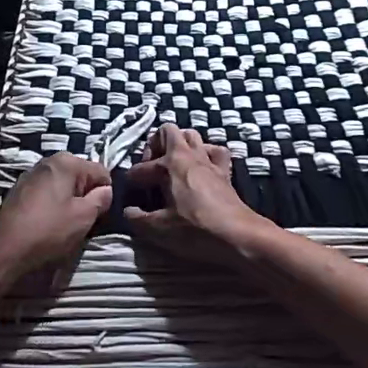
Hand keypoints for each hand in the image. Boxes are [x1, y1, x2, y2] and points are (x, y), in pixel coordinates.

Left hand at [0, 153, 112, 277]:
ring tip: (66, 226)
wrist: (5, 250)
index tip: (101, 214)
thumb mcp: (83, 217)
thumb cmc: (49, 230)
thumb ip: (101, 199)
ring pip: (63, 187)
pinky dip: (52, 207)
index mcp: (65, 162)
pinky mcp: (19, 192)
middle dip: (86, 197)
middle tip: (84, 222)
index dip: (106, 193)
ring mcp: (31, 176)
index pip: (101, 171)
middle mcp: (47, 162)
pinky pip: (46, 195)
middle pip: (80, 177)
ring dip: (69, 203)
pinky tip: (48, 225)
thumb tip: (106, 190)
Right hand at [123, 124, 274, 266]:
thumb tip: (128, 212)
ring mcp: (209, 161)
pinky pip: (215, 152)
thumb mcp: (160, 228)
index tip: (132, 194)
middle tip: (152, 169)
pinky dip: (206, 155)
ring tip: (173, 166)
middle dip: (155, 145)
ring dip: (180, 146)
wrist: (240, 236)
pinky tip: (201, 170)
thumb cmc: (196, 229)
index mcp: (170, 164)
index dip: (133, 179)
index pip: (143, 166)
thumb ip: (139, 219)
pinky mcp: (225, 172)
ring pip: (192, 136)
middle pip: (169, 131)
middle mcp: (189, 155)